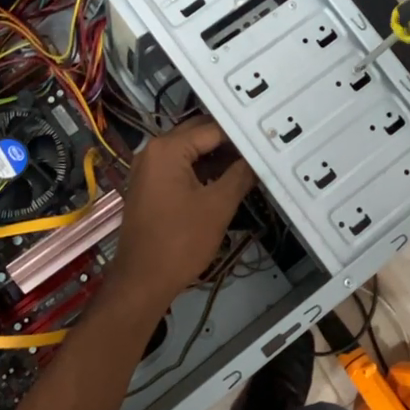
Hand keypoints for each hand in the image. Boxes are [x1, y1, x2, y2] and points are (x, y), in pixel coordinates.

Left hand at [106, 119, 255, 311]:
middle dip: (228, 142)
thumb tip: (257, 159)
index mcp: (167, 149)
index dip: (240, 134)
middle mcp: (153, 151)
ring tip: (251, 162)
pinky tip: (227, 179)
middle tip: (261, 147)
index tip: (267, 137)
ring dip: (216, 157)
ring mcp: (148, 169)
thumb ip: (240, 175)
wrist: (142, 280)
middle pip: (197, 135)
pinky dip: (202, 171)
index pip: (211, 129)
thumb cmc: (180, 241)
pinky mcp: (150, 187)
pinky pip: (180, 168)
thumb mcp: (217, 206)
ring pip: (189, 153)